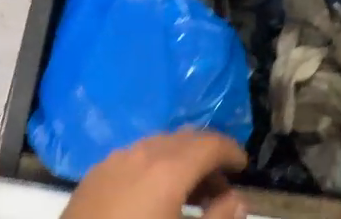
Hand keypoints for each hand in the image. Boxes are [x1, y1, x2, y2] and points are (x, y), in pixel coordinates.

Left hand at [65, 130, 248, 218]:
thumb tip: (238, 200)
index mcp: (169, 168)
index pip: (210, 144)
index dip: (231, 151)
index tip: (243, 166)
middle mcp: (143, 152)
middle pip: (184, 140)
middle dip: (207, 156)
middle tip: (222, 186)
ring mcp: (115, 159)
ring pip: (158, 145)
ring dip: (180, 160)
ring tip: (190, 193)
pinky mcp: (96, 174)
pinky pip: (134, 157)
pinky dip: (155, 166)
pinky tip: (154, 195)